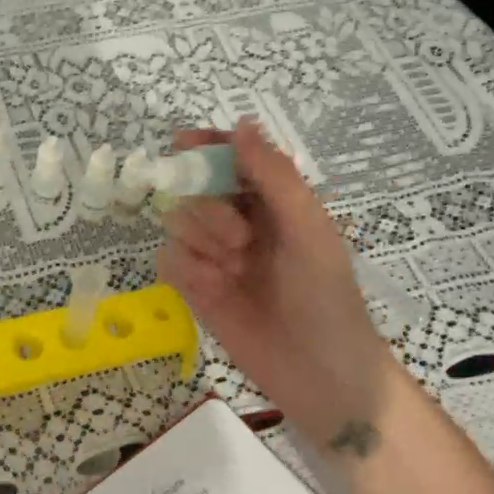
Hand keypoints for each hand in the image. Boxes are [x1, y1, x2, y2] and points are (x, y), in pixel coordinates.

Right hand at [157, 121, 396, 446]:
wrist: (317, 370)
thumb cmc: (325, 295)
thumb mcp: (307, 228)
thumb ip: (273, 175)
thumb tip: (242, 123)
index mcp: (274, 202)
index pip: (233, 159)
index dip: (208, 147)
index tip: (183, 143)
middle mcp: (241, 222)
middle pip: (196, 189)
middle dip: (210, 209)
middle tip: (240, 240)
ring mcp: (215, 256)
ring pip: (178, 223)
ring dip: (201, 242)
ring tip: (233, 271)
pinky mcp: (196, 289)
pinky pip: (168, 259)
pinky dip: (186, 270)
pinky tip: (211, 290)